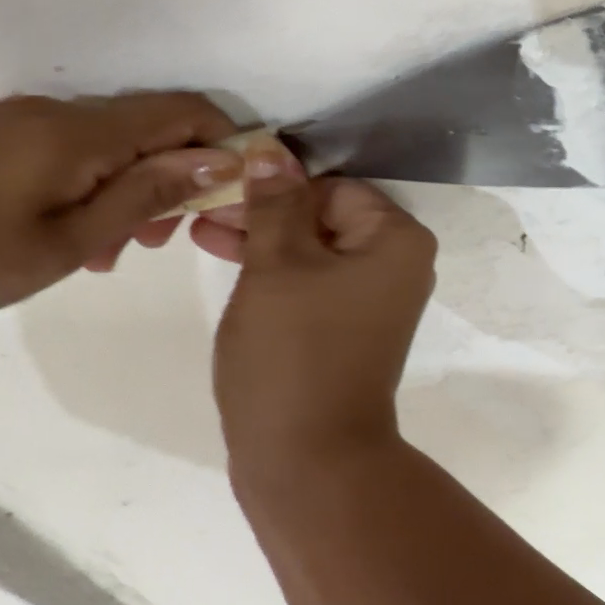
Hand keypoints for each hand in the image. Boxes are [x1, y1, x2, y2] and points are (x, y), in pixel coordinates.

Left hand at [0, 92, 240, 341]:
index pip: (187, 111)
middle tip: (158, 240)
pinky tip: (63, 230)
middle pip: (149, 124)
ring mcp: (9, 119)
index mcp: (75, 133)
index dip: (226, 142)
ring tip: (108, 249)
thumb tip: (224, 160)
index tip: (231, 193)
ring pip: (106, 139)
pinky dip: (87, 180)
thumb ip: (148, 196)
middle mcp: (49, 111)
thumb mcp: (63, 245)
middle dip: (175, 173)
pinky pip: (62, 145)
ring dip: (129, 183)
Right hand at [191, 139, 436, 470]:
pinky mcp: (357, 325)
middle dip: (268, 213)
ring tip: (201, 235)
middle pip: (330, 217)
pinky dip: (281, 272)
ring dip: (267, 240)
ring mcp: (382, 295)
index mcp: (400, 238)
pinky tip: (231, 264)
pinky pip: (321, 281)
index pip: (336, 189)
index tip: (222, 190)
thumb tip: (272, 151)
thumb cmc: (295, 351)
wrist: (311, 453)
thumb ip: (274, 206)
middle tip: (201, 213)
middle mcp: (403, 260)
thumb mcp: (277, 266)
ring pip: (320, 249)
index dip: (279, 188)